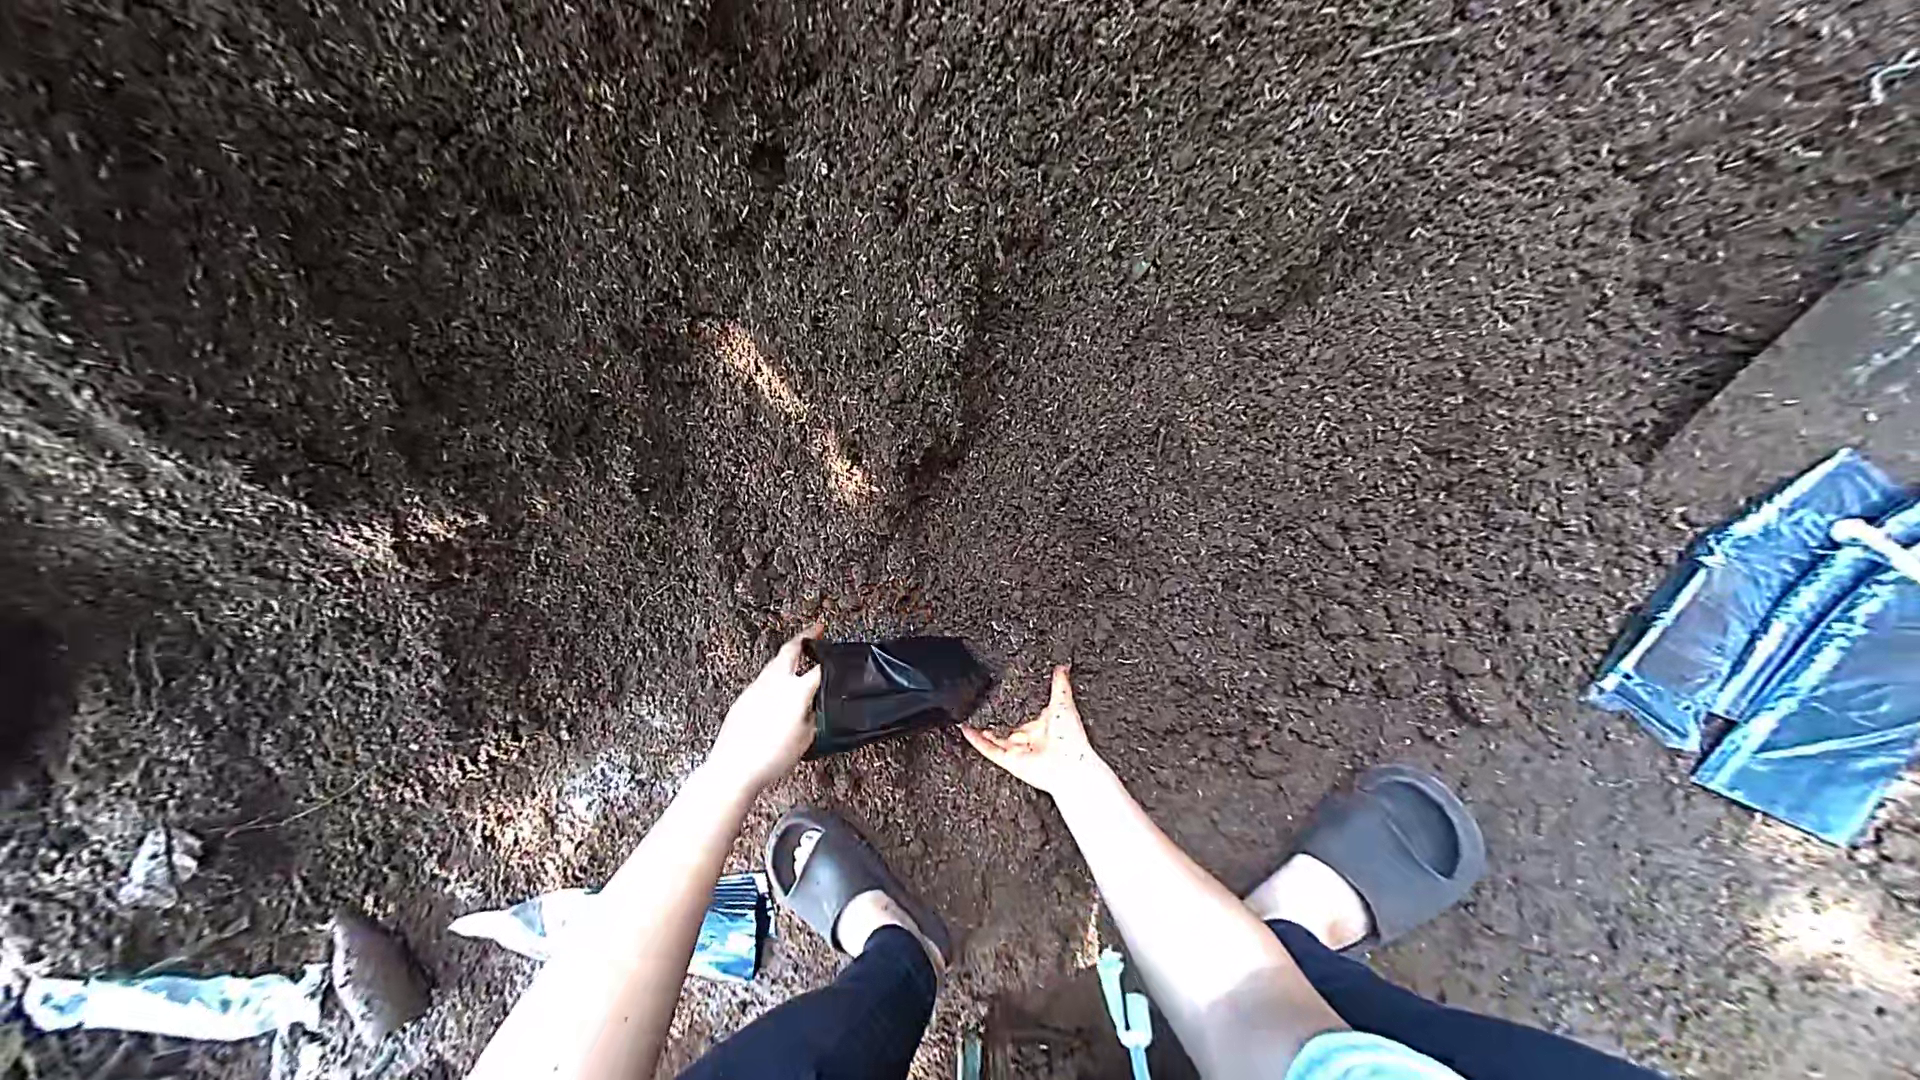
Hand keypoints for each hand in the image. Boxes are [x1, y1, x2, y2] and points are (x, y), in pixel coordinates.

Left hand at [708, 624, 823, 791]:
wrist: (733, 768)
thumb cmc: (770, 757)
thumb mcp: (807, 737)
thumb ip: (814, 715)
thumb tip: (816, 705)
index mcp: (796, 690)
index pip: (819, 668)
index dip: (831, 661)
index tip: (836, 657)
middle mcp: (775, 682)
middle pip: (791, 649)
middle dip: (805, 636)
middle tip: (815, 629)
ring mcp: (756, 688)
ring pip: (774, 663)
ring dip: (787, 654)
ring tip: (797, 655)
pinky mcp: (743, 698)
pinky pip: (762, 679)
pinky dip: (773, 675)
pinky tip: (777, 687)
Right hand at [963, 665, 1107, 796]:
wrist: (1069, 764)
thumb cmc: (1071, 738)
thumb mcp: (1063, 702)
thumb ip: (1060, 684)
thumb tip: (1063, 667)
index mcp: (1043, 727)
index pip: (1028, 716)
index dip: (1019, 708)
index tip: (1009, 698)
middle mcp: (1029, 739)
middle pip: (1010, 729)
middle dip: (999, 722)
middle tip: (984, 711)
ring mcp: (1017, 750)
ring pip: (995, 740)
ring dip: (982, 731)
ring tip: (969, 721)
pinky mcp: (1008, 759)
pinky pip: (987, 749)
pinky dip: (975, 740)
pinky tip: (965, 730)